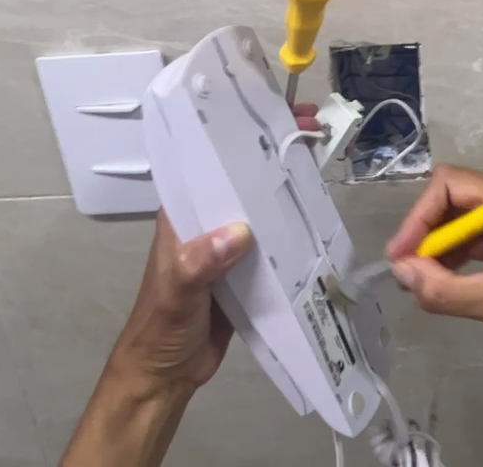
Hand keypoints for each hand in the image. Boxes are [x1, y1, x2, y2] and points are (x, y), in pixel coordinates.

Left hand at [109, 102, 322, 389]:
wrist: (168, 374)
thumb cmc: (161, 327)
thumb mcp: (177, 292)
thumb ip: (199, 263)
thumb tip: (239, 232)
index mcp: (185, 212)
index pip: (210, 158)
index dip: (240, 129)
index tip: (274, 109)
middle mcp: (209, 216)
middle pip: (243, 170)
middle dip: (274, 143)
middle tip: (312, 122)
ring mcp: (230, 238)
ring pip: (262, 196)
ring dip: (288, 174)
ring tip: (321, 148)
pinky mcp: (250, 261)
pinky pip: (276, 228)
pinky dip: (296, 213)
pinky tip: (318, 201)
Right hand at [384, 164, 482, 376]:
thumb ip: (443, 288)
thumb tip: (400, 273)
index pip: (450, 184)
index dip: (418, 216)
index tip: (399, 256)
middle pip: (457, 199)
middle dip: (428, 233)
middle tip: (406, 273)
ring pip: (468, 221)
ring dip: (443, 249)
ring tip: (421, 283)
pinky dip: (463, 258)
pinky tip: (446, 283)